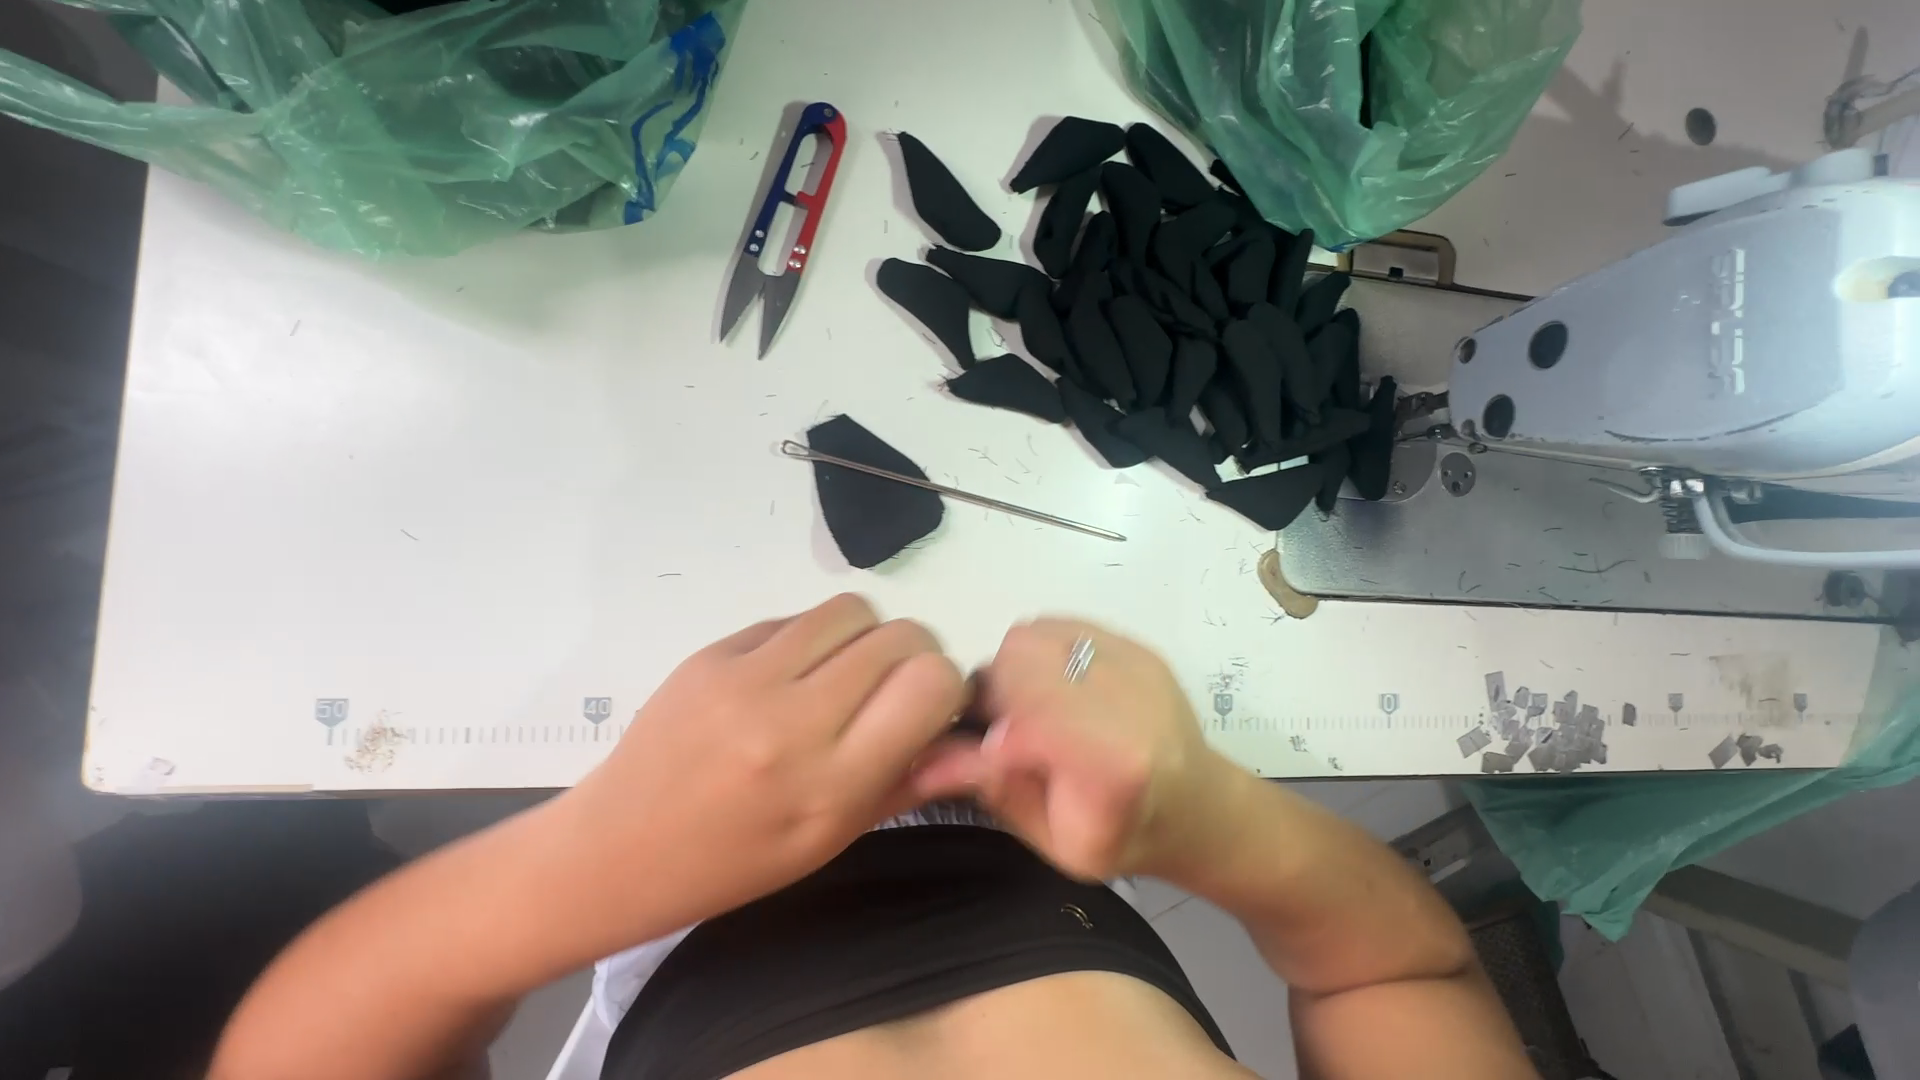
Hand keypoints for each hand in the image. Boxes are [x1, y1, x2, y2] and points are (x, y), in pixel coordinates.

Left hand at [553, 594, 964, 937]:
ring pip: (852, 610)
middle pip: (900, 637)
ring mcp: (746, 676)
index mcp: (829, 782)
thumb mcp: (831, 841)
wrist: (616, 849)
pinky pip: (794, 619)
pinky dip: (812, 640)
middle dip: (915, 657)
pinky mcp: (712, 651)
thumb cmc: (735, 863)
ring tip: (844, 675)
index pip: (929, 685)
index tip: (929, 708)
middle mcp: (792, 719)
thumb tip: (974, 742)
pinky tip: (790, 677)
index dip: (945, 687)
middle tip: (892, 690)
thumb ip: (908, 783)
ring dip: (866, 637)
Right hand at [912, 618, 1239, 880]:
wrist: (1196, 804)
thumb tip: (921, 762)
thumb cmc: (1124, 835)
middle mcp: (1130, 696)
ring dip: (1015, 667)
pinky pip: (1059, 625)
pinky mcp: (1133, 642)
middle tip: (1003, 726)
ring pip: (1035, 634)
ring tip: (1030, 707)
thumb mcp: (1055, 839)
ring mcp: (1134, 659)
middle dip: (998, 690)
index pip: (1034, 718)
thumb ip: (994, 790)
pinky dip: (1039, 651)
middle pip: (1025, 656)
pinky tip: (1054, 687)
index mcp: (1119, 763)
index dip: (995, 730)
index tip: (987, 752)